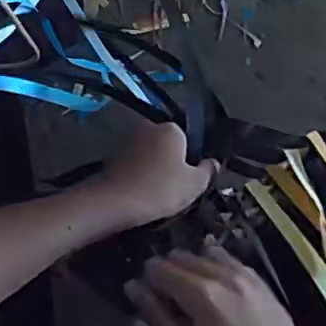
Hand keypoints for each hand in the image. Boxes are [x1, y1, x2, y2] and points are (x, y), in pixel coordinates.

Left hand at [95, 120, 214, 226]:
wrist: (119, 199)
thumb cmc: (163, 188)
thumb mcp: (196, 183)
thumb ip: (207, 170)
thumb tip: (212, 162)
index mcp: (170, 128)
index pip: (186, 138)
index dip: (189, 158)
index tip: (189, 176)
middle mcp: (147, 126)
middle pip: (165, 143)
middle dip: (170, 159)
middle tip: (174, 184)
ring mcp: (128, 138)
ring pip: (148, 151)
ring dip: (153, 164)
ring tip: (157, 189)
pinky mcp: (113, 152)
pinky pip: (133, 160)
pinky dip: (138, 170)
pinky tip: (140, 188)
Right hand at [125, 241, 325, 325]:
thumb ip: (157, 317)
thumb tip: (131, 286)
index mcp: (202, 293)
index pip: (160, 268)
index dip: (147, 279)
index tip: (146, 296)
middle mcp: (226, 276)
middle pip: (183, 256)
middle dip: (169, 271)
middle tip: (168, 301)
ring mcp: (252, 282)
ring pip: (210, 254)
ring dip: (195, 267)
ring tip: (194, 298)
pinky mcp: (271, 293)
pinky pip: (236, 265)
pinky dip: (220, 268)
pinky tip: (221, 293)